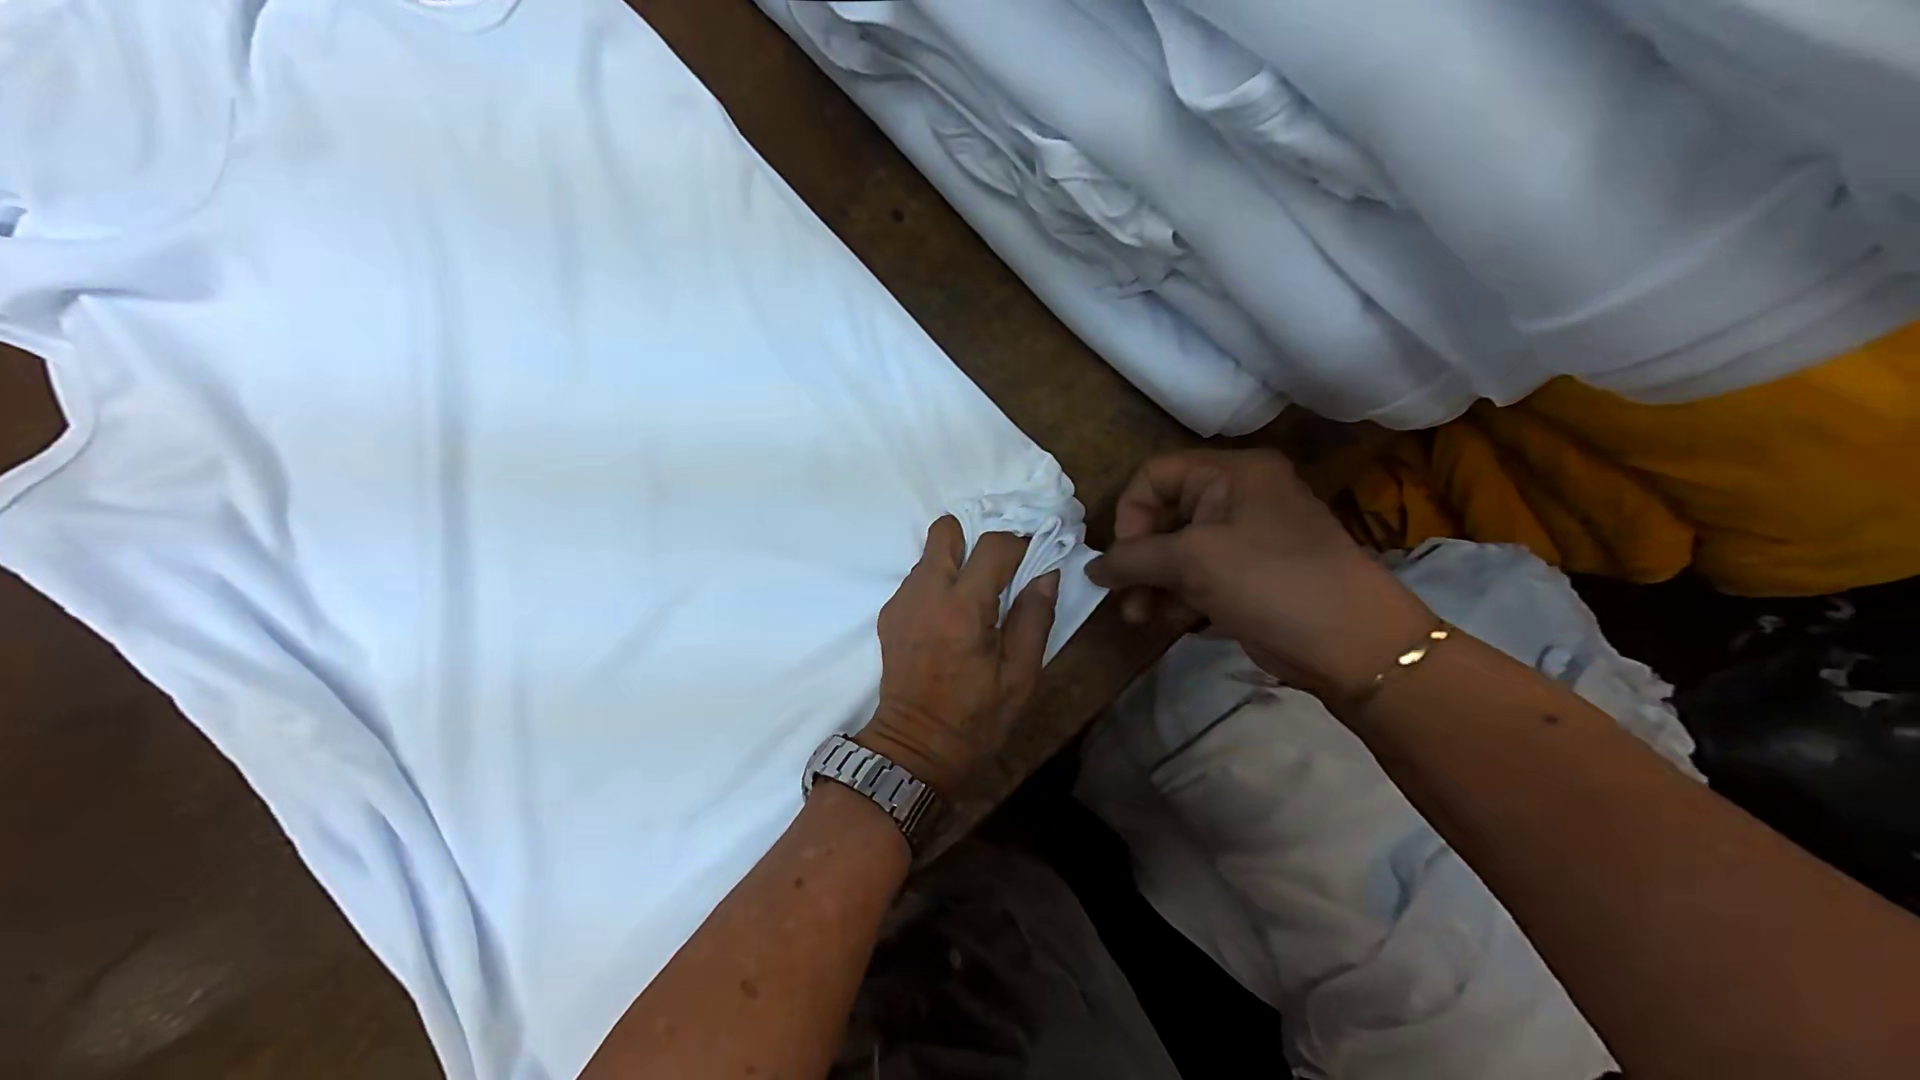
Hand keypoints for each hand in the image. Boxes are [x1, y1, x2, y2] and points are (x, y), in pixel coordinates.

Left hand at [857, 517, 1060, 794]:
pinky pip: (917, 578)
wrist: (913, 749)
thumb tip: (1047, 573)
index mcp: (963, 609)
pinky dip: (938, 583)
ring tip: (976, 598)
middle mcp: (925, 594)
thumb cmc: (975, 719)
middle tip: (996, 570)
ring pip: (929, 553)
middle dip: (975, 539)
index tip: (1032, 562)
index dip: (1019, 546)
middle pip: (946, 530)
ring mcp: (901, 603)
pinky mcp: (889, 615)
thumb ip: (1034, 618)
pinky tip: (951, 618)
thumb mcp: (1020, 676)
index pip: (993, 546)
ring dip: (956, 561)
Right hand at [1085, 450, 1434, 699]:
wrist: (1351, 644)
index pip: (1155, 475)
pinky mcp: (1247, 578)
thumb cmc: (1270, 581)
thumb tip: (1092, 569)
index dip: (1130, 513)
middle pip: (1164, 516)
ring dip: (1152, 584)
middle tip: (1123, 597)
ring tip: (1140, 617)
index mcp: (1232, 473)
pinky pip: (1197, 577)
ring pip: (1177, 552)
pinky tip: (1163, 622)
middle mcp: (1237, 498)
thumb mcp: (1194, 561)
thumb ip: (1134, 559)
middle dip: (1138, 559)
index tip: (1125, 556)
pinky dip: (1176, 597)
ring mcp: (1244, 540)